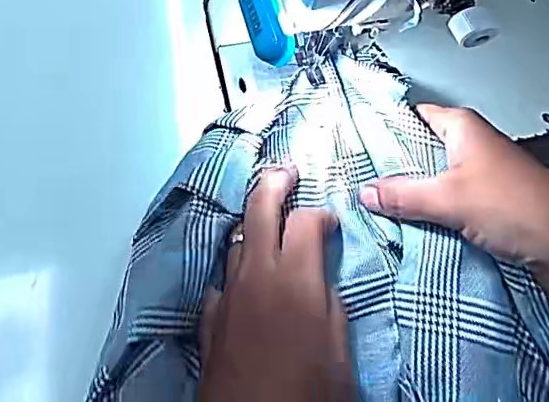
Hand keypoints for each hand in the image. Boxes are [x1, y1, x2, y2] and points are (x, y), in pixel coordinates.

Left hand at [199, 165, 351, 401]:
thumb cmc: (307, 397)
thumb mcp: (339, 358)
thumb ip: (331, 308)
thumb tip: (322, 280)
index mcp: (296, 279)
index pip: (306, 222)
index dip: (321, 214)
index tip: (331, 219)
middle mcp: (258, 271)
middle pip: (261, 206)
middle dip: (275, 181)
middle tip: (286, 170)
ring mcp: (229, 289)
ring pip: (238, 234)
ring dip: (253, 220)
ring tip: (266, 214)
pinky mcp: (210, 312)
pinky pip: (224, 273)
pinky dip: (236, 263)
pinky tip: (243, 271)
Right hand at [358, 105, 548, 301]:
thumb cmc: (522, 209)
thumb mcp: (450, 199)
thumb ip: (403, 195)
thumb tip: (366, 192)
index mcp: (459, 125)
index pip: (409, 114)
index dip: (382, 126)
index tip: (354, 141)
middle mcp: (470, 145)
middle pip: (418, 150)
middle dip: (393, 167)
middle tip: (361, 180)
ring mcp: (481, 177)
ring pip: (433, 181)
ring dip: (414, 196)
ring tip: (380, 207)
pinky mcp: (491, 208)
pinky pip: (449, 205)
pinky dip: (433, 215)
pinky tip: (413, 228)